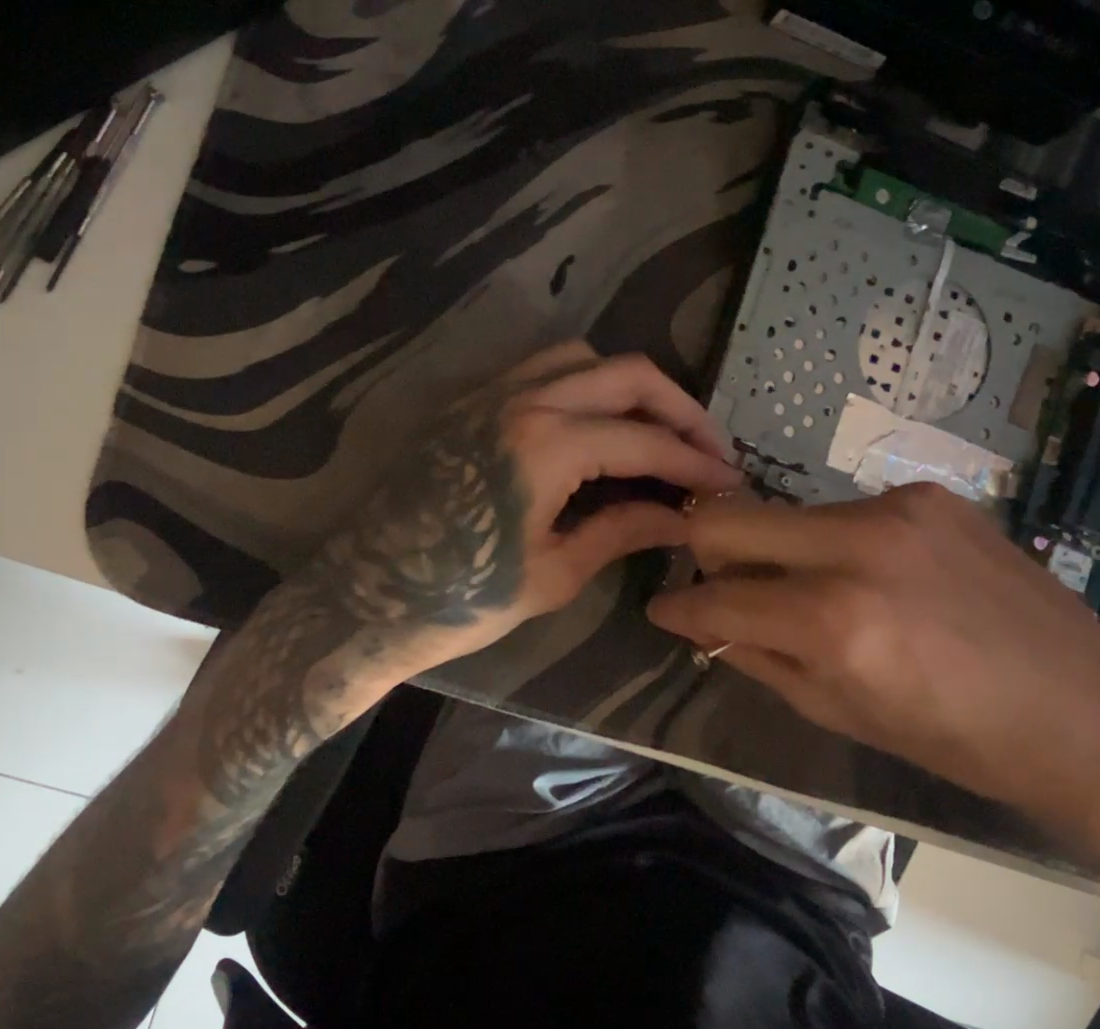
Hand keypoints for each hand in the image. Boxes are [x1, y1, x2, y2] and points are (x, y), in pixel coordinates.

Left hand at [301, 340, 741, 682]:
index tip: (730, 482)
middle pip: (626, 374)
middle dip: (678, 409)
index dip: (696, 461)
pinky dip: (583, 386)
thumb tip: (682, 517)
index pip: (645, 439)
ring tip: (655, 435)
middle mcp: (522, 399)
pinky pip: (541, 372)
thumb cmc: (461, 598)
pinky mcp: (469, 405)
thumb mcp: (553, 573)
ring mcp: (490, 394)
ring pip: (581, 359)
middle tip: (707, 452)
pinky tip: (597, 429)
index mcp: (547, 444)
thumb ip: (623, 531)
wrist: (369, 597)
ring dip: (629, 388)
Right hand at [646, 485, 1099, 857]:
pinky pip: (845, 512)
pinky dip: (831, 543)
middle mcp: (858, 544)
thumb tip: (708, 625)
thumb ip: (760, 656)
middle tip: (713, 587)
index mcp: (834, 618)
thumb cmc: (960, 741)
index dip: (677, 608)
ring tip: (804, 592)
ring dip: (775, 549)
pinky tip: (869, 579)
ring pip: (787, 512)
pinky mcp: (933, 496)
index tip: (660, 611)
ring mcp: (899, 509)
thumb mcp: (840, 711)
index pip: (716, 595)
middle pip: (729, 516)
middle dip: (703, 552)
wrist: (1095, 717)